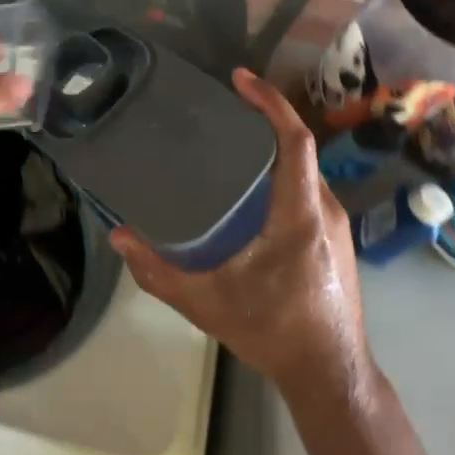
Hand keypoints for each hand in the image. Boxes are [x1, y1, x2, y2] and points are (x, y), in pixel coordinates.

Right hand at [110, 69, 368, 386]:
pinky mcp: (335, 241)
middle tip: (222, 110)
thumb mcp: (206, 302)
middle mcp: (324, 210)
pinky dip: (282, 173)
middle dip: (265, 119)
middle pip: (300, 149)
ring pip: (306, 170)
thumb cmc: (273, 330)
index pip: (294, 141)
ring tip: (231, 144)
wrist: (332, 375)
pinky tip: (251, 190)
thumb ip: (158, 270)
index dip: (270, 103)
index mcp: (299, 213)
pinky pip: (308, 189)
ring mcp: (335, 226)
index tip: (240, 79)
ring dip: (273, 148)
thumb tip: (119, 236)